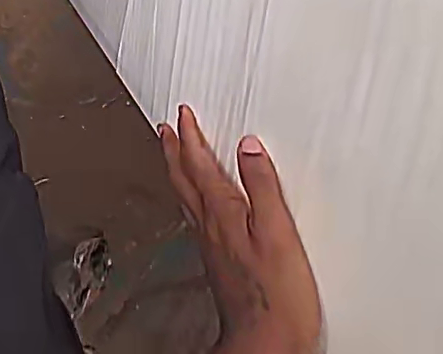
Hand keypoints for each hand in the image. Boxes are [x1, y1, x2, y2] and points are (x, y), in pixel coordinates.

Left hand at [160, 105, 321, 353]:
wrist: (266, 347)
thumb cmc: (276, 297)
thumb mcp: (278, 231)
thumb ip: (263, 185)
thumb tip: (249, 146)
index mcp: (222, 211)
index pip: (198, 162)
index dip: (190, 134)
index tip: (183, 112)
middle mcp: (209, 225)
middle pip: (182, 177)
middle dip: (173, 149)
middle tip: (165, 127)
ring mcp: (210, 244)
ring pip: (184, 195)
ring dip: (177, 169)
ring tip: (172, 154)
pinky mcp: (217, 261)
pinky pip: (194, 214)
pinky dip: (189, 194)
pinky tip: (196, 202)